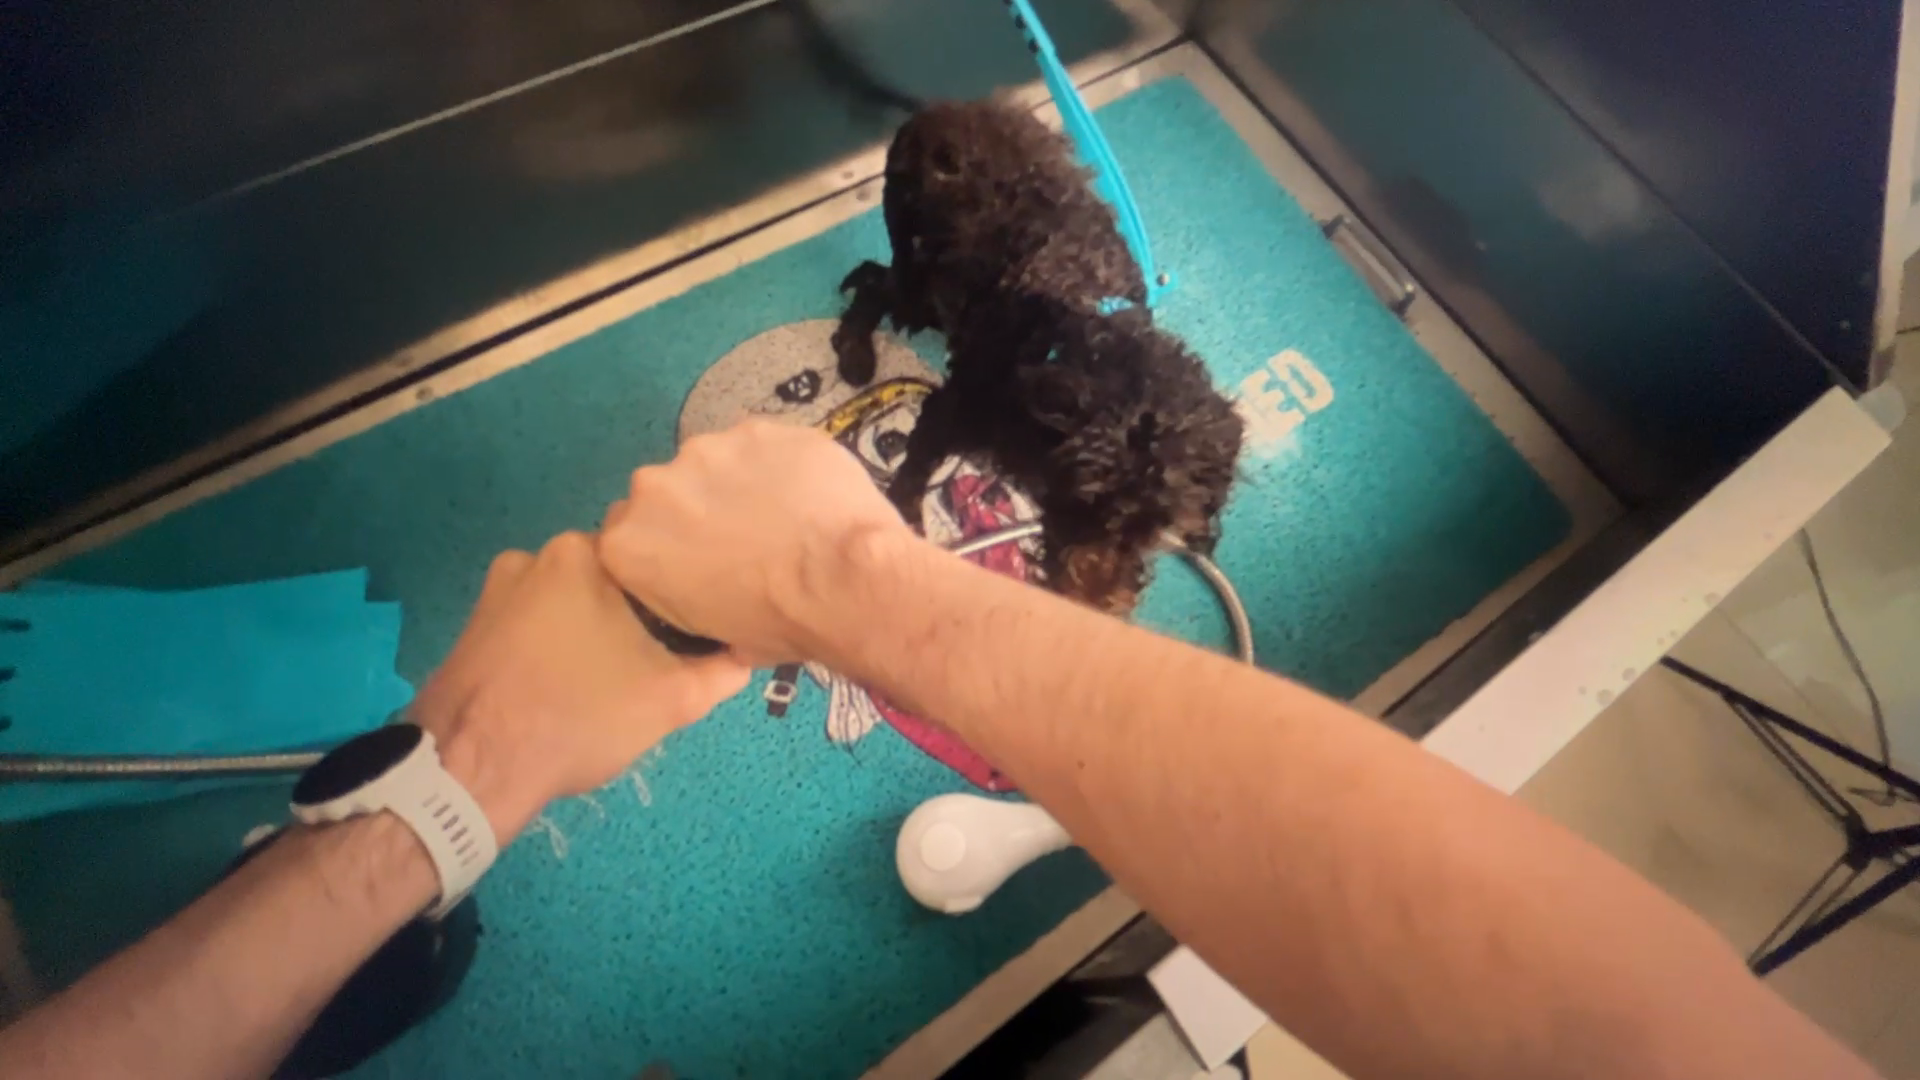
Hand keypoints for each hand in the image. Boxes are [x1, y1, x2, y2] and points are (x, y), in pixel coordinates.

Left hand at [411, 532, 749, 841]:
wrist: (468, 775)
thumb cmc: (578, 718)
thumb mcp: (674, 699)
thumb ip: (725, 669)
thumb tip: (750, 651)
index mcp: (585, 554)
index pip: (658, 559)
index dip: (683, 595)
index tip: (694, 631)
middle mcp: (537, 555)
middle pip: (616, 579)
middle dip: (641, 613)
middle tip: (659, 659)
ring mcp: (498, 589)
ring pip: (577, 599)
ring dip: (600, 627)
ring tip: (618, 672)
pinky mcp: (475, 623)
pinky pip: (540, 620)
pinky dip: (562, 642)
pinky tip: (573, 679)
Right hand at [598, 419, 910, 663]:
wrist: (842, 580)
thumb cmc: (781, 622)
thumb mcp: (721, 635)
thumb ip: (693, 598)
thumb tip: (718, 593)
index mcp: (629, 546)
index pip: (632, 536)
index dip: (672, 544)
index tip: (704, 554)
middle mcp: (654, 489)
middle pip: (670, 491)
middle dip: (702, 507)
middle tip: (751, 533)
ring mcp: (708, 450)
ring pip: (718, 461)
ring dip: (743, 480)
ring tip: (789, 510)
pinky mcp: (758, 428)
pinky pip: (765, 445)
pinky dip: (783, 462)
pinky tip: (812, 489)